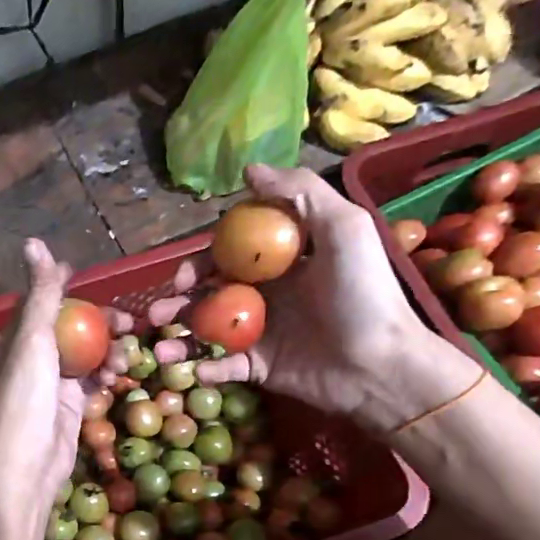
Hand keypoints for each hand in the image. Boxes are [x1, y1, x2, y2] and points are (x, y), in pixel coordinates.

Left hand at [0, 240, 130, 501]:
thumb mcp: (33, 341)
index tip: (90, 277)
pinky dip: (107, 374)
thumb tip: (34, 243)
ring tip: (125, 357)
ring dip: (109, 350)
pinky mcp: (72, 405)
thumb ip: (40, 295)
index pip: (41, 302)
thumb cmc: (26, 400)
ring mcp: (54, 382)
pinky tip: (118, 377)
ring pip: (88, 353)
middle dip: (99, 322)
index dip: (64, 287)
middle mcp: (34, 357)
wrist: (28, 465)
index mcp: (16, 339)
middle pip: (72, 327)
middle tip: (127, 322)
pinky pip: (94, 379)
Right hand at [149, 164, 477, 432]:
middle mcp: (268, 293)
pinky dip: (205, 369)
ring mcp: (262, 332)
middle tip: (161, 311)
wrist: (380, 365)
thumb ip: (299, 193)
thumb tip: (250, 169)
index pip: (231, 252)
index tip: (184, 274)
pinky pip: (225, 367)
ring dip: (181, 337)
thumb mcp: (343, 228)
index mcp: (283, 260)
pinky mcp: (262, 368)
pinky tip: (193, 371)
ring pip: (210, 330)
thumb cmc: (363, 294)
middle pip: (211, 291)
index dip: (202, 260)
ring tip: (159, 348)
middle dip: (180, 300)